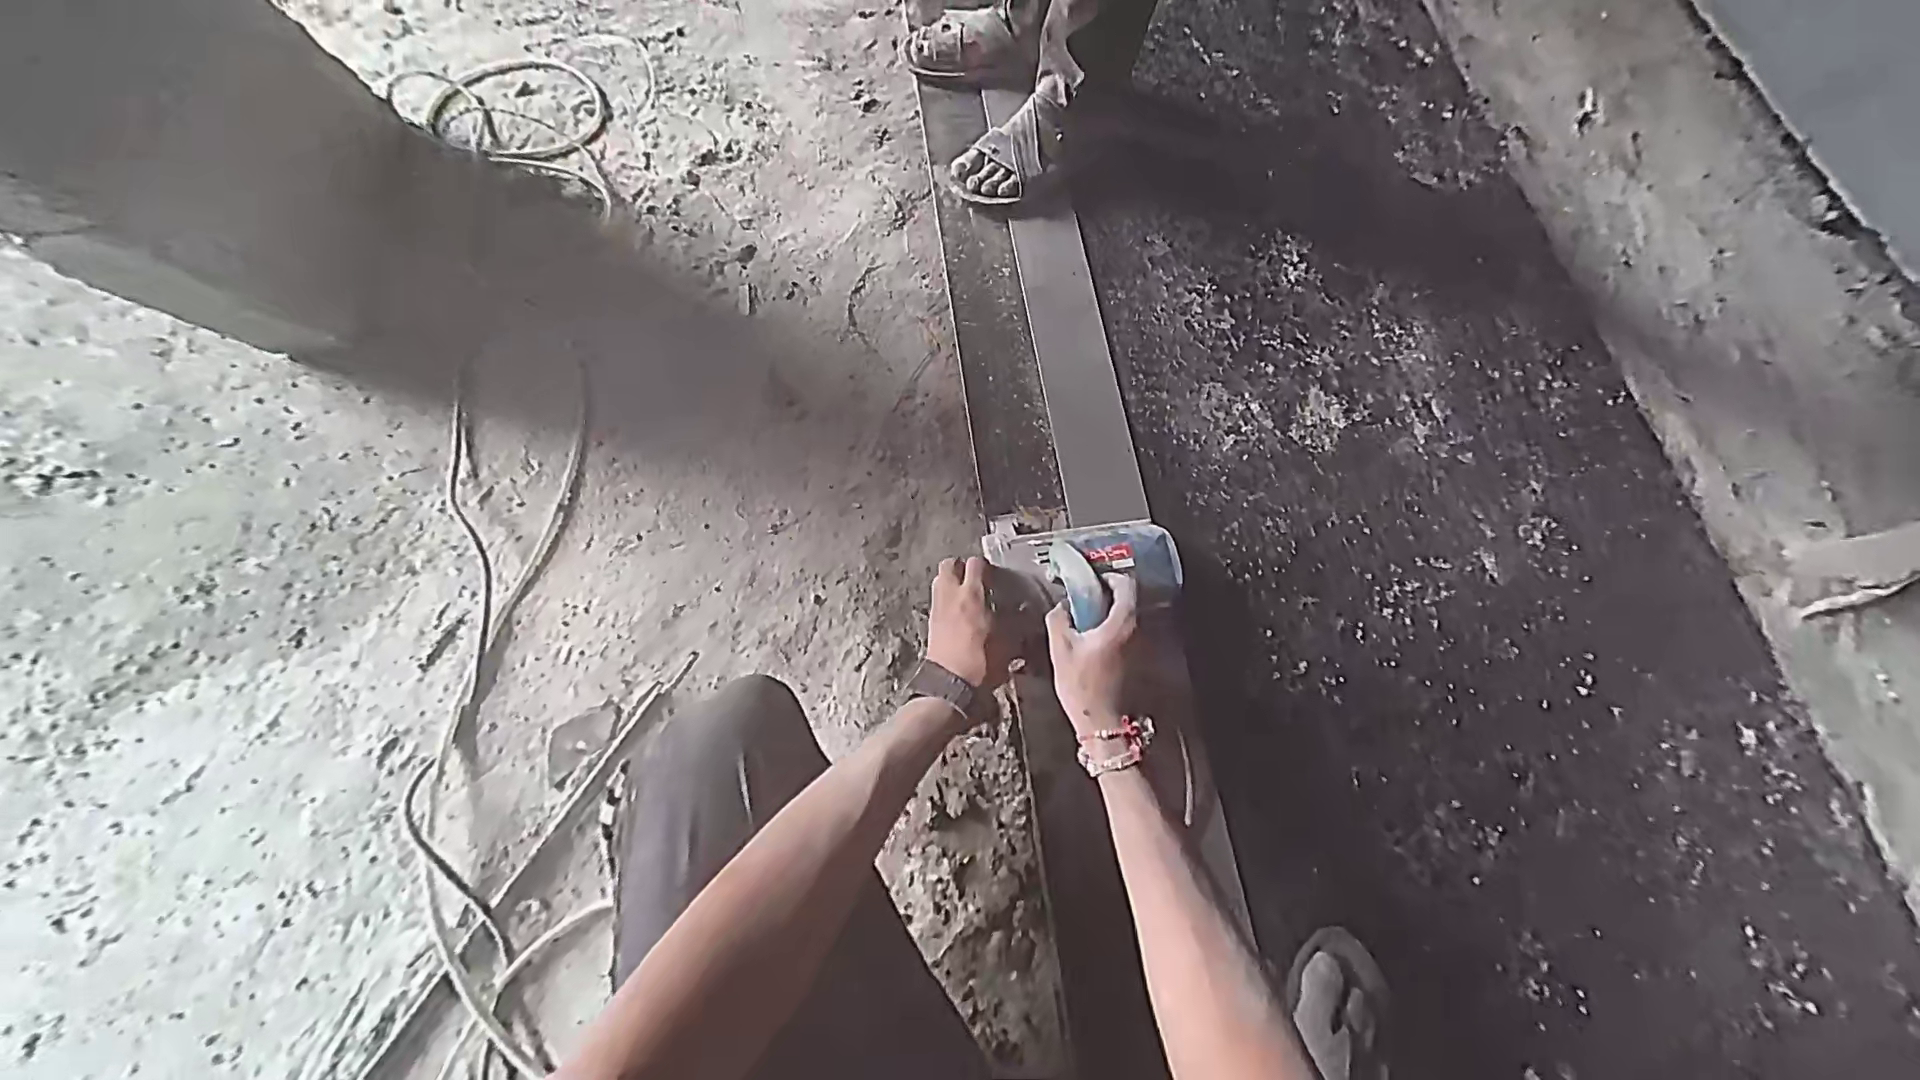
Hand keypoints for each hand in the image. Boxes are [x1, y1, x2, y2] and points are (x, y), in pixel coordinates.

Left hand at [926, 556, 1009, 690]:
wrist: (949, 684)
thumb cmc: (980, 663)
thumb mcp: (1005, 643)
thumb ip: (1013, 624)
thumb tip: (1022, 614)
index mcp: (971, 596)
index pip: (975, 564)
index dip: (985, 565)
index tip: (994, 574)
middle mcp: (950, 596)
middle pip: (948, 564)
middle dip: (960, 566)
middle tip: (973, 577)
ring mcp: (937, 607)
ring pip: (939, 579)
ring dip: (950, 581)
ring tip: (964, 593)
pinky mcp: (931, 622)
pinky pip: (937, 599)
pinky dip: (946, 599)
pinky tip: (957, 613)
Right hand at [1045, 573, 1138, 735]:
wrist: (1098, 719)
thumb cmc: (1081, 685)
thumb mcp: (1061, 649)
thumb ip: (1058, 620)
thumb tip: (1061, 607)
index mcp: (1120, 624)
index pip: (1126, 585)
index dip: (1109, 575)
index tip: (1093, 576)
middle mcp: (1134, 630)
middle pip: (1127, 598)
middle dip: (1106, 590)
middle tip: (1084, 591)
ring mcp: (1136, 644)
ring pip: (1125, 613)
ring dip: (1107, 607)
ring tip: (1083, 611)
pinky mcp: (1132, 655)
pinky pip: (1122, 628)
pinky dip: (1108, 623)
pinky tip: (1088, 632)